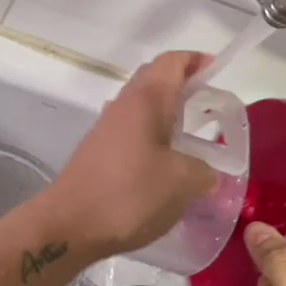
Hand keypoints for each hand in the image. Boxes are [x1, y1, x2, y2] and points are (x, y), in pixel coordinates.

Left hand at [40, 51, 216, 258]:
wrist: (69, 225)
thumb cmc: (129, 194)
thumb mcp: (182, 182)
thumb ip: (204, 169)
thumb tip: (206, 170)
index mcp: (146, 100)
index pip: (171, 62)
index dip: (195, 60)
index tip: (217, 69)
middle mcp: (123, 105)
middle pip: (153, 79)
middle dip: (181, 83)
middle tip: (208, 103)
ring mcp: (106, 129)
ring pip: (140, 106)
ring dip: (165, 111)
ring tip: (192, 134)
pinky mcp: (97, 152)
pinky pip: (130, 130)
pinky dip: (151, 134)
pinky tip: (164, 161)